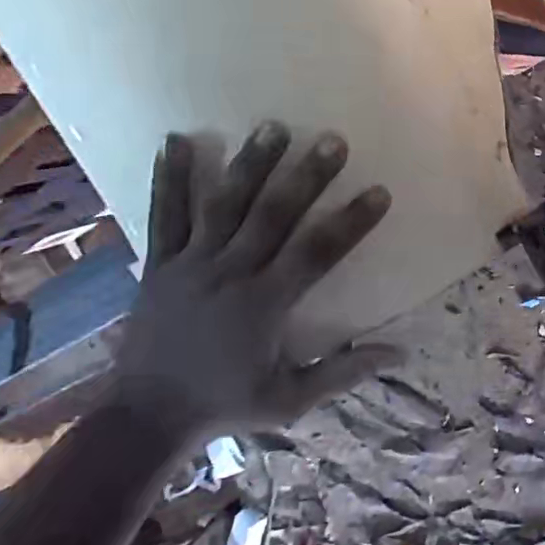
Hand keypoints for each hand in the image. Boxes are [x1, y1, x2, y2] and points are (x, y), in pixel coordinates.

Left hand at [111, 122, 393, 439]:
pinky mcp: (159, 264)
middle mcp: (230, 274)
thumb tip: (400, 352)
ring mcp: (189, 264)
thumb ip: (345, 370)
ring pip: (223, 206)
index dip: (351, 222)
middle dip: (306, 177)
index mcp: (265, 304)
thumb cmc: (226, 404)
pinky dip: (168, 177)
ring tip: (272, 127)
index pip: (317, 254)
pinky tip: (175, 139)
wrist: (143, 417)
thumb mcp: (292, 399)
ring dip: (249, 165)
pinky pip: (164, 214)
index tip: (379, 192)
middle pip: (272, 216)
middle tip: (332, 141)